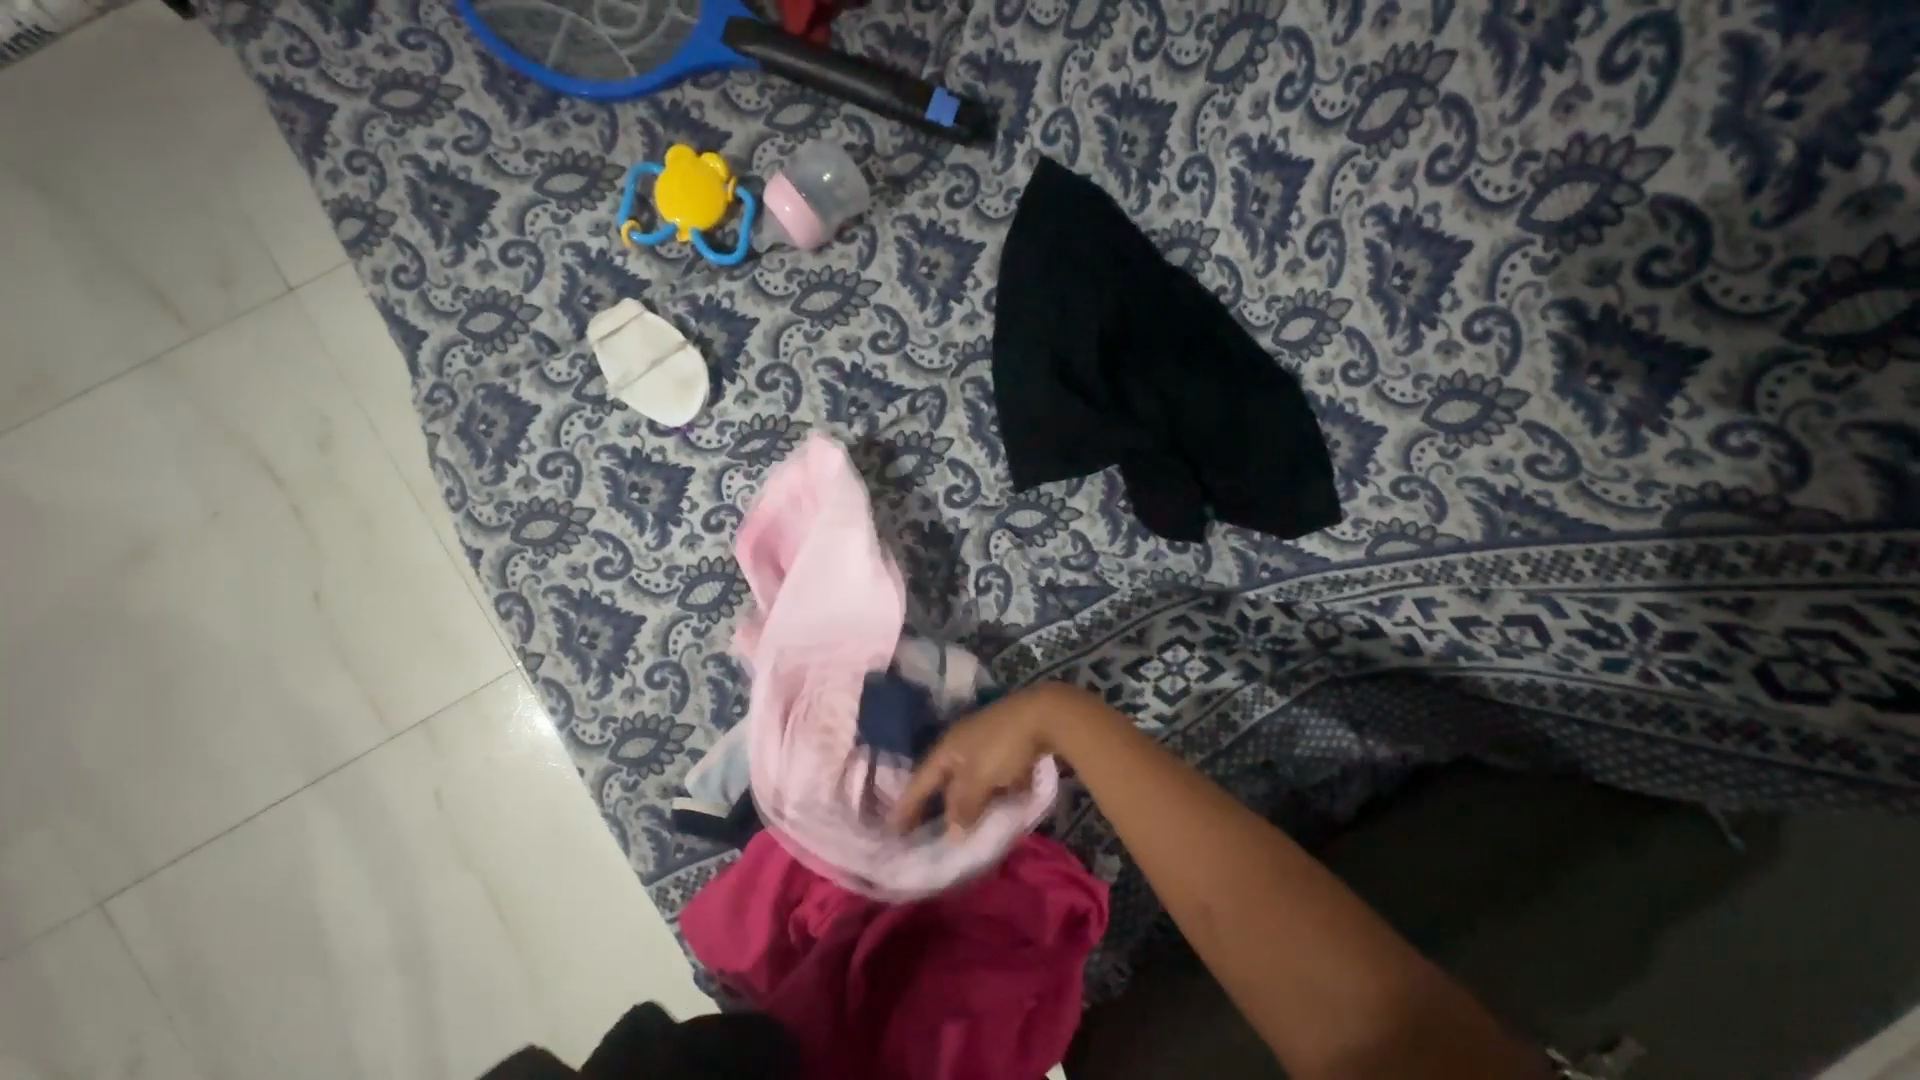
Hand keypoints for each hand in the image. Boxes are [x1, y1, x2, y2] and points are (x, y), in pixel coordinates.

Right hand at [888, 682, 1089, 832]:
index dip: (907, 805)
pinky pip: (991, 777)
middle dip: (936, 804)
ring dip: (964, 801)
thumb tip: (951, 833)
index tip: (894, 828)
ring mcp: (985, 743)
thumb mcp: (978, 779)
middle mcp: (961, 743)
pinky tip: (993, 807)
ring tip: (960, 826)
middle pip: (944, 780)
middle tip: (923, 830)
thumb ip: (963, 806)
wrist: (1046, 715)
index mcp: (947, 749)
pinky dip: (989, 793)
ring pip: (969, 779)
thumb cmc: (1004, 746)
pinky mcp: (1008, 747)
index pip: (921, 781)